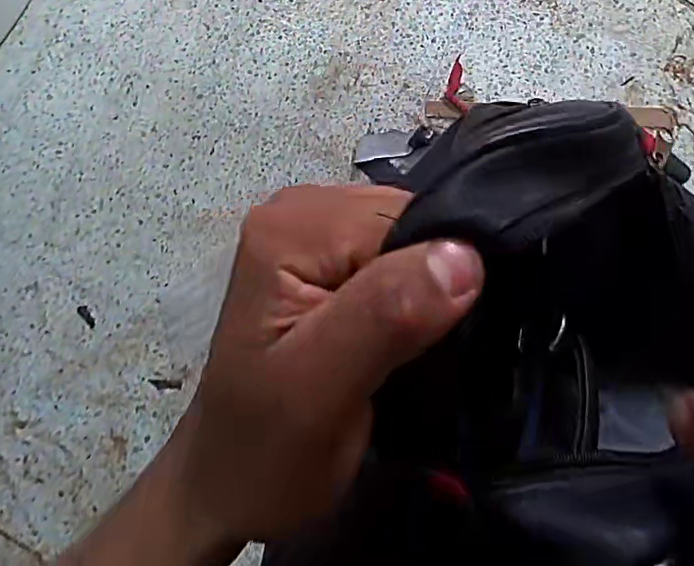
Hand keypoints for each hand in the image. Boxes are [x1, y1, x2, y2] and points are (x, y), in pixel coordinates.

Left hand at [65, 185, 482, 565]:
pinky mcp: (328, 253)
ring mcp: (313, 228)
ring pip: (409, 236)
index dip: (433, 271)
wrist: (230, 485)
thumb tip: (463, 255)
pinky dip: (412, 290)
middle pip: (408, 219)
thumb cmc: (266, 448)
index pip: (403, 218)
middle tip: (416, 346)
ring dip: (423, 288)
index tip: (432, 334)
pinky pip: (398, 252)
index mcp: (292, 225)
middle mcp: (302, 208)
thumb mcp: (322, 390)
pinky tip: (399, 328)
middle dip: (429, 278)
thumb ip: (386, 315)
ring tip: (408, 342)